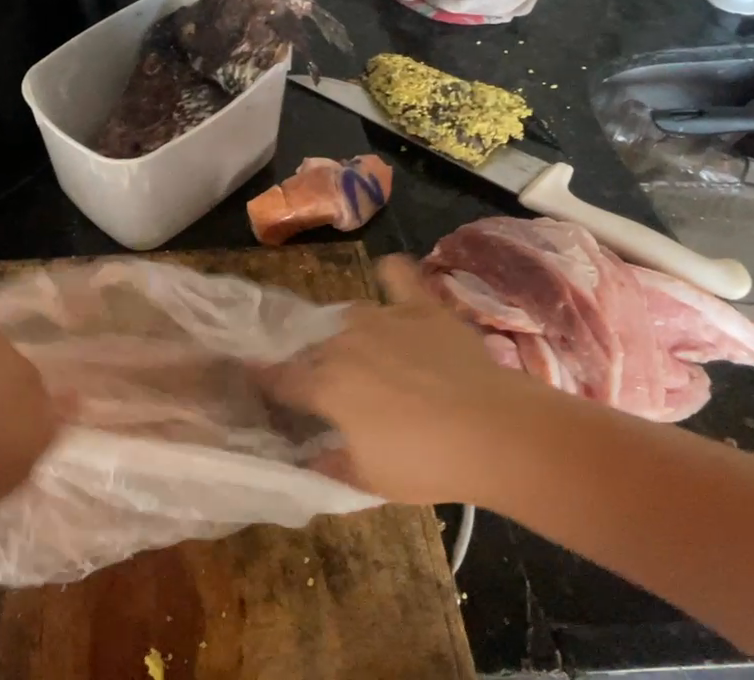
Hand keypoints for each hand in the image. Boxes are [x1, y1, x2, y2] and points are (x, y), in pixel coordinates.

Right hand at [258, 254, 538, 503]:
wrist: (497, 433)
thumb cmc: (427, 463)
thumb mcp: (368, 480)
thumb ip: (329, 465)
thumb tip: (307, 457)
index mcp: (323, 385)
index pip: (278, 378)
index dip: (264, 381)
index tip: (256, 384)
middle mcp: (343, 343)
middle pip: (313, 349)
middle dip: (311, 365)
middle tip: (326, 388)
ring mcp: (383, 320)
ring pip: (347, 317)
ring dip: (346, 334)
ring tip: (360, 353)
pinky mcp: (422, 309)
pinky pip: (399, 277)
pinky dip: (390, 274)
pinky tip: (388, 273)